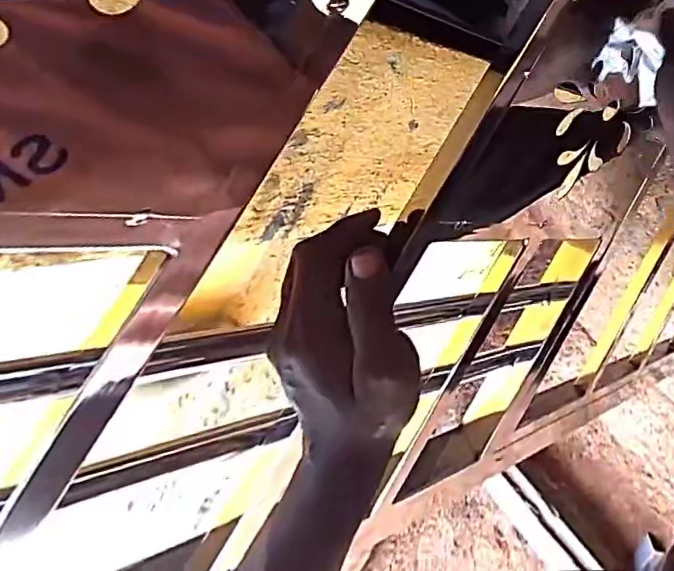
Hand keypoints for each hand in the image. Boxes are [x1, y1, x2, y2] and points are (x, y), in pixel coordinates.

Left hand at [269, 212, 420, 459]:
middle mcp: (288, 329)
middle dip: (345, 237)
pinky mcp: (293, 343)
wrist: (346, 456)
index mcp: (309, 330)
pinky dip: (335, 272)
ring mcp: (286, 337)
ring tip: (381, 254)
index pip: (316, 257)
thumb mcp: (385, 361)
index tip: (380, 217)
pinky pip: (308, 291)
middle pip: (306, 261)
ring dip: (340, 253)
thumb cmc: (375, 411)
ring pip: (304, 274)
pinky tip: (363, 279)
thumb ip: (372, 306)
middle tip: (387, 237)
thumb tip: (364, 254)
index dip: (346, 229)